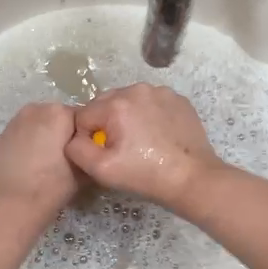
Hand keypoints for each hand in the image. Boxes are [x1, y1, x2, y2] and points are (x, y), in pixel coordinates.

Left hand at [0, 102, 80, 214]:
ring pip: (40, 124)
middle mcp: (37, 108)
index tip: (83, 152)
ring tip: (48, 160)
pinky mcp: (4, 133)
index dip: (84, 136)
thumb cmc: (54, 184)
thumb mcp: (84, 168)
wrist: (15, 202)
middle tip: (67, 157)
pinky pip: (25, 132)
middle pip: (58, 117)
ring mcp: (17, 119)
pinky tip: (32, 161)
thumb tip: (90, 146)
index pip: (81, 118)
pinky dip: (30, 141)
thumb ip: (90, 150)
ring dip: (46, 136)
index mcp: (59, 112)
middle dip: (63, 133)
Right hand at [65, 83, 222, 208]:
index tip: (103, 155)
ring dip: (127, 118)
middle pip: (105, 104)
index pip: (84, 116)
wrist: (193, 179)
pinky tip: (157, 137)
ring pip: (129, 102)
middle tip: (121, 150)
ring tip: (140, 143)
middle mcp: (138, 89)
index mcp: (117, 103)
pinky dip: (148, 116)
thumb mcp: (102, 170)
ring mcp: (161, 92)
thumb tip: (74, 137)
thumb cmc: (145, 176)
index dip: (87, 138)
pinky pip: (151, 104)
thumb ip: (76, 149)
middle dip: (106, 124)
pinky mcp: (178, 100)